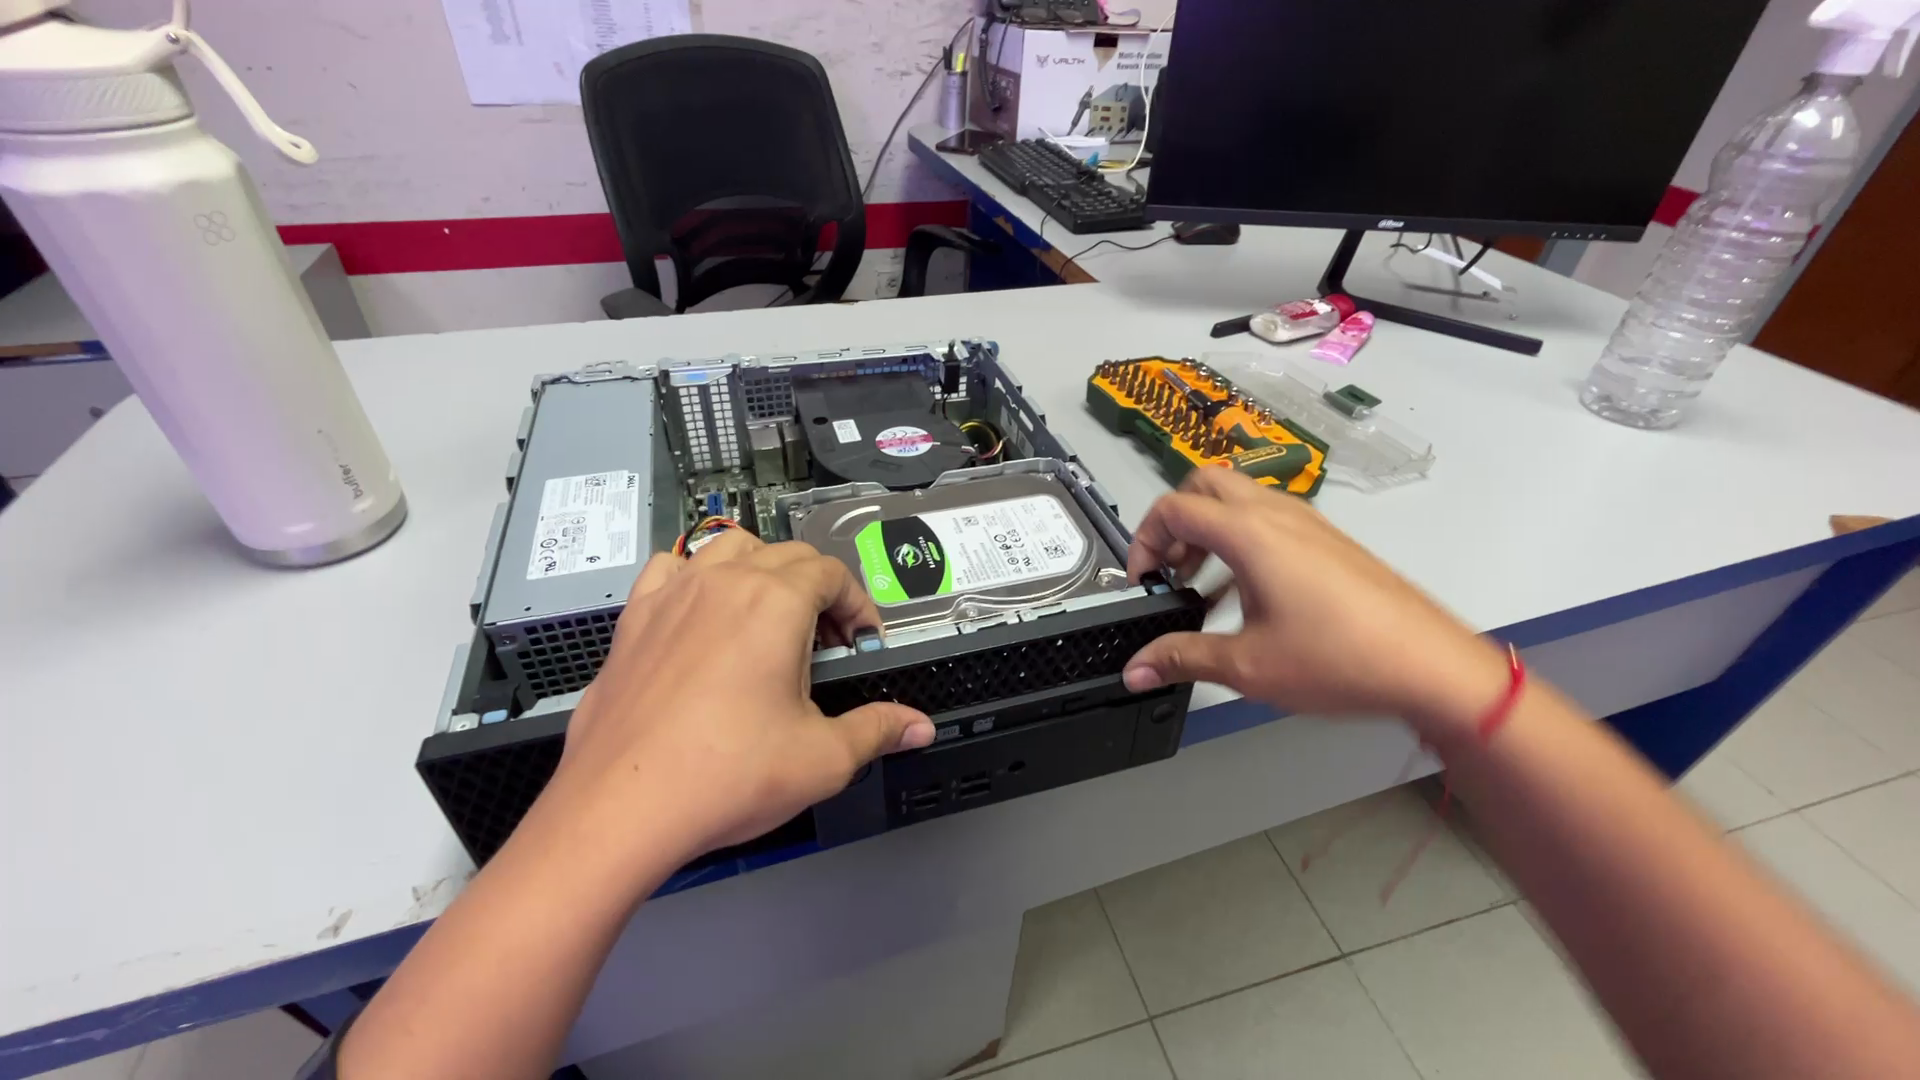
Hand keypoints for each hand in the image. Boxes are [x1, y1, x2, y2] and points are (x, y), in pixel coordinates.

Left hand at [544, 531, 935, 870]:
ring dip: (762, 571)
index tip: (863, 642)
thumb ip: (877, 730)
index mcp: (776, 603)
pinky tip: (703, 613)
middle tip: (828, 643)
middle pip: (786, 555)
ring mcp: (673, 594)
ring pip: (730, 548)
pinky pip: (671, 568)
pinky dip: (697, 576)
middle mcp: (724, 582)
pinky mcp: (634, 618)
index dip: (857, 605)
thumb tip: (919, 727)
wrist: (622, 808)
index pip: (831, 574)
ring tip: (771, 617)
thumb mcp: (823, 759)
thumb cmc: (728, 776)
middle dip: (819, 590)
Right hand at [1123, 469, 1510, 747]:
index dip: (1144, 541)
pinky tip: (1247, 595)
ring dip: (1208, 530)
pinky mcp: (1329, 540)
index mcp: (1249, 533)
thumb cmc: (1339, 659)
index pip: (1173, 508)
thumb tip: (1134, 670)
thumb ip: (1181, 659)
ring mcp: (1308, 523)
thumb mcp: (1247, 666)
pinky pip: (1269, 519)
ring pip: (1239, 498)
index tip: (1144, 582)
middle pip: (1204, 484)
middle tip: (1171, 569)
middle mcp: (1277, 514)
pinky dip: (1241, 539)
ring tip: (1204, 585)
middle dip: (1174, 522)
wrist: (1432, 665)